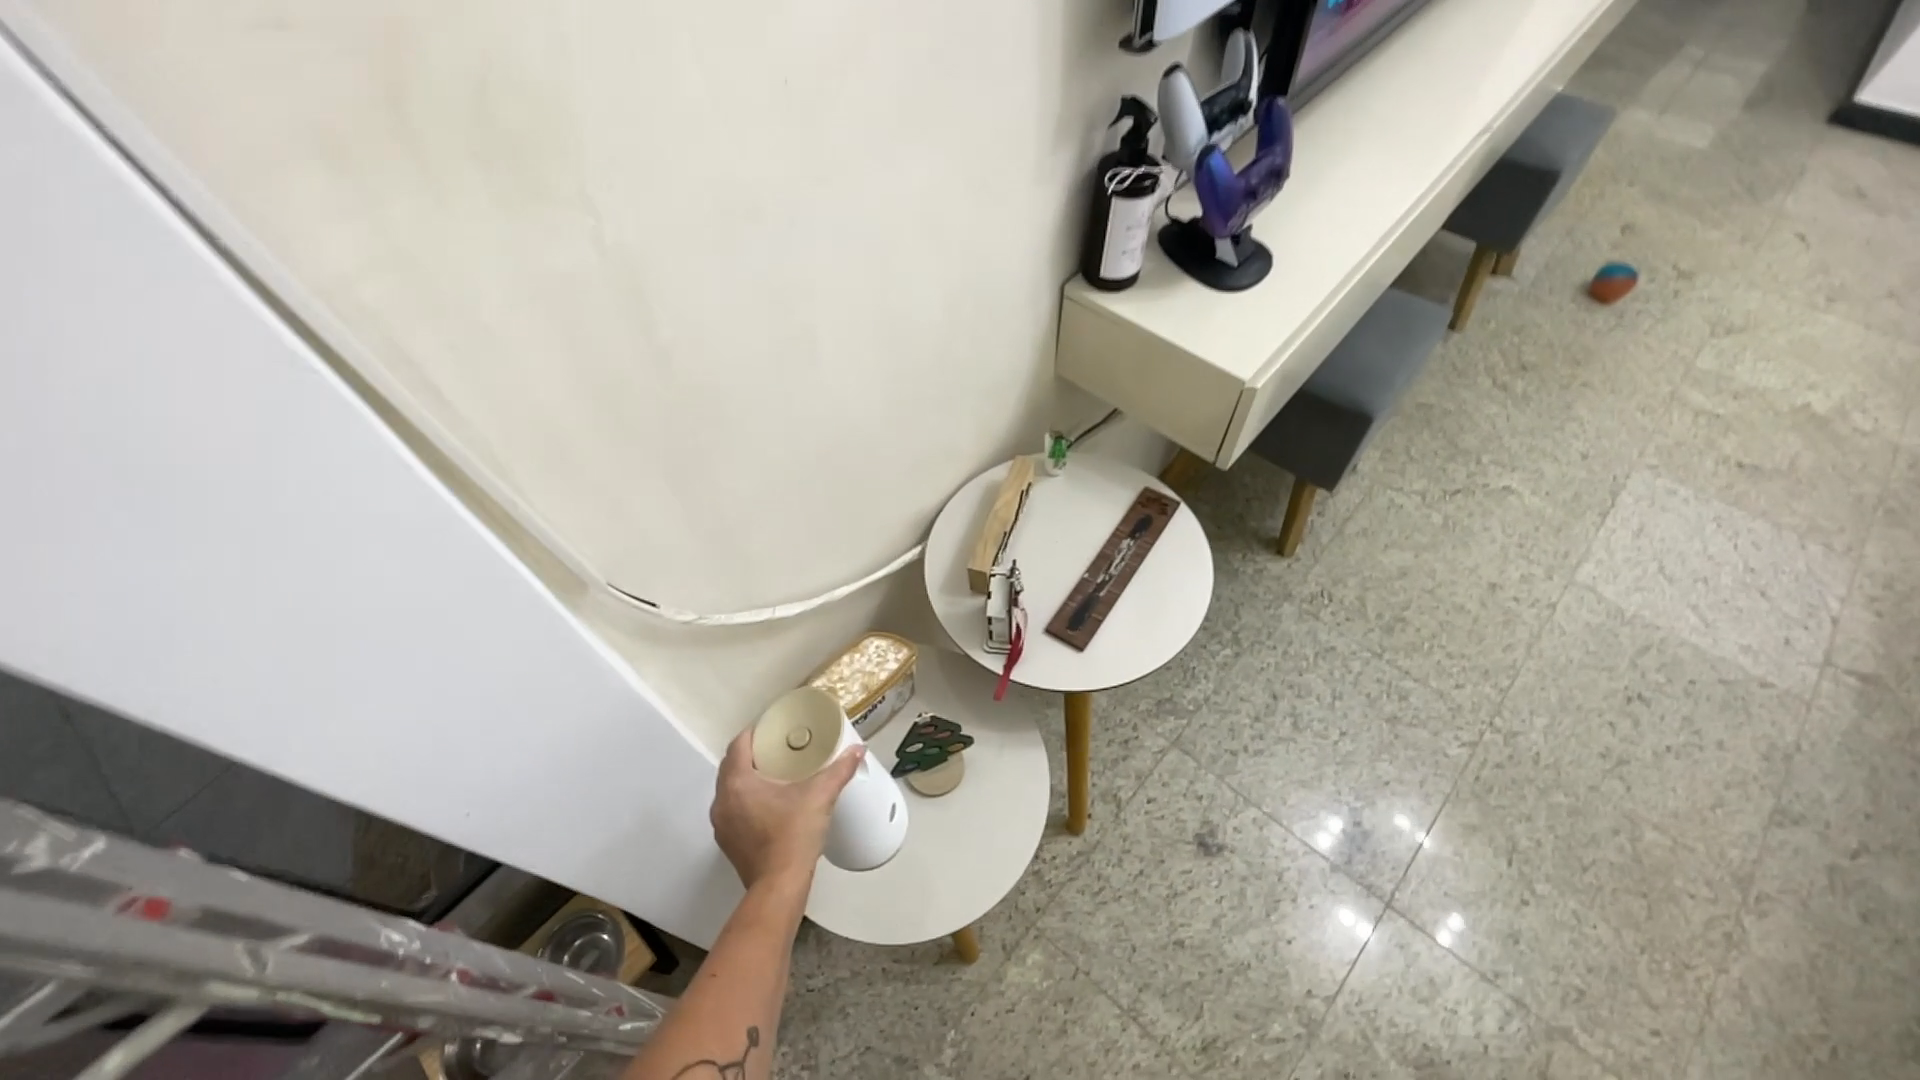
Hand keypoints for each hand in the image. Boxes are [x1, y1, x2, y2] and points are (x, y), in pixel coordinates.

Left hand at [710, 729, 863, 889]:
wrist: (779, 886)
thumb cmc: (794, 835)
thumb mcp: (820, 796)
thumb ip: (839, 770)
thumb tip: (858, 750)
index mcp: (738, 782)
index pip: (738, 745)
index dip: (754, 733)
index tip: (772, 729)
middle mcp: (722, 800)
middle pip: (731, 766)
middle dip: (750, 755)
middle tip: (776, 750)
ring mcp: (721, 824)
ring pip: (729, 790)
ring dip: (746, 779)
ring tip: (773, 775)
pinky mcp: (727, 843)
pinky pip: (732, 810)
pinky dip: (745, 801)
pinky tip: (766, 805)